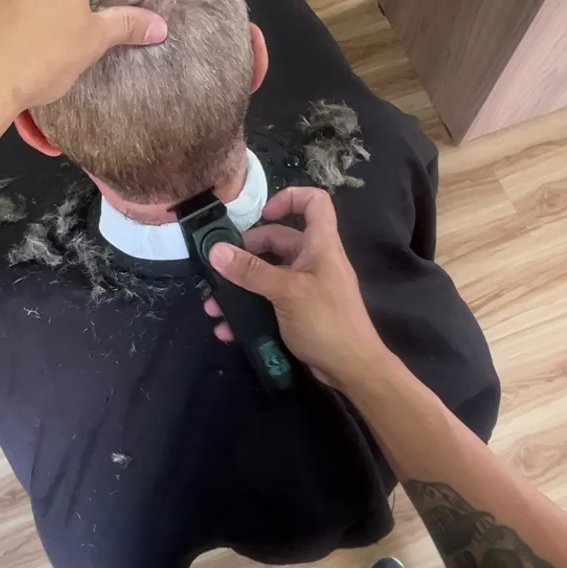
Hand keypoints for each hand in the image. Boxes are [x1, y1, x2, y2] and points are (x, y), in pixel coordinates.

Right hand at [205, 186, 395, 391]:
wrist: (352, 369)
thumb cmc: (326, 321)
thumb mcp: (286, 292)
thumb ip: (251, 271)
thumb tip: (216, 251)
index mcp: (321, 244)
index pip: (315, 202)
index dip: (290, 198)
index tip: (263, 214)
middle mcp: (314, 260)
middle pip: (277, 242)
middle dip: (245, 254)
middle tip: (220, 269)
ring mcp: (306, 286)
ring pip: (268, 275)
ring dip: (240, 287)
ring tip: (214, 305)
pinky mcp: (299, 311)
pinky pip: (269, 302)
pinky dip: (248, 311)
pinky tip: (227, 328)